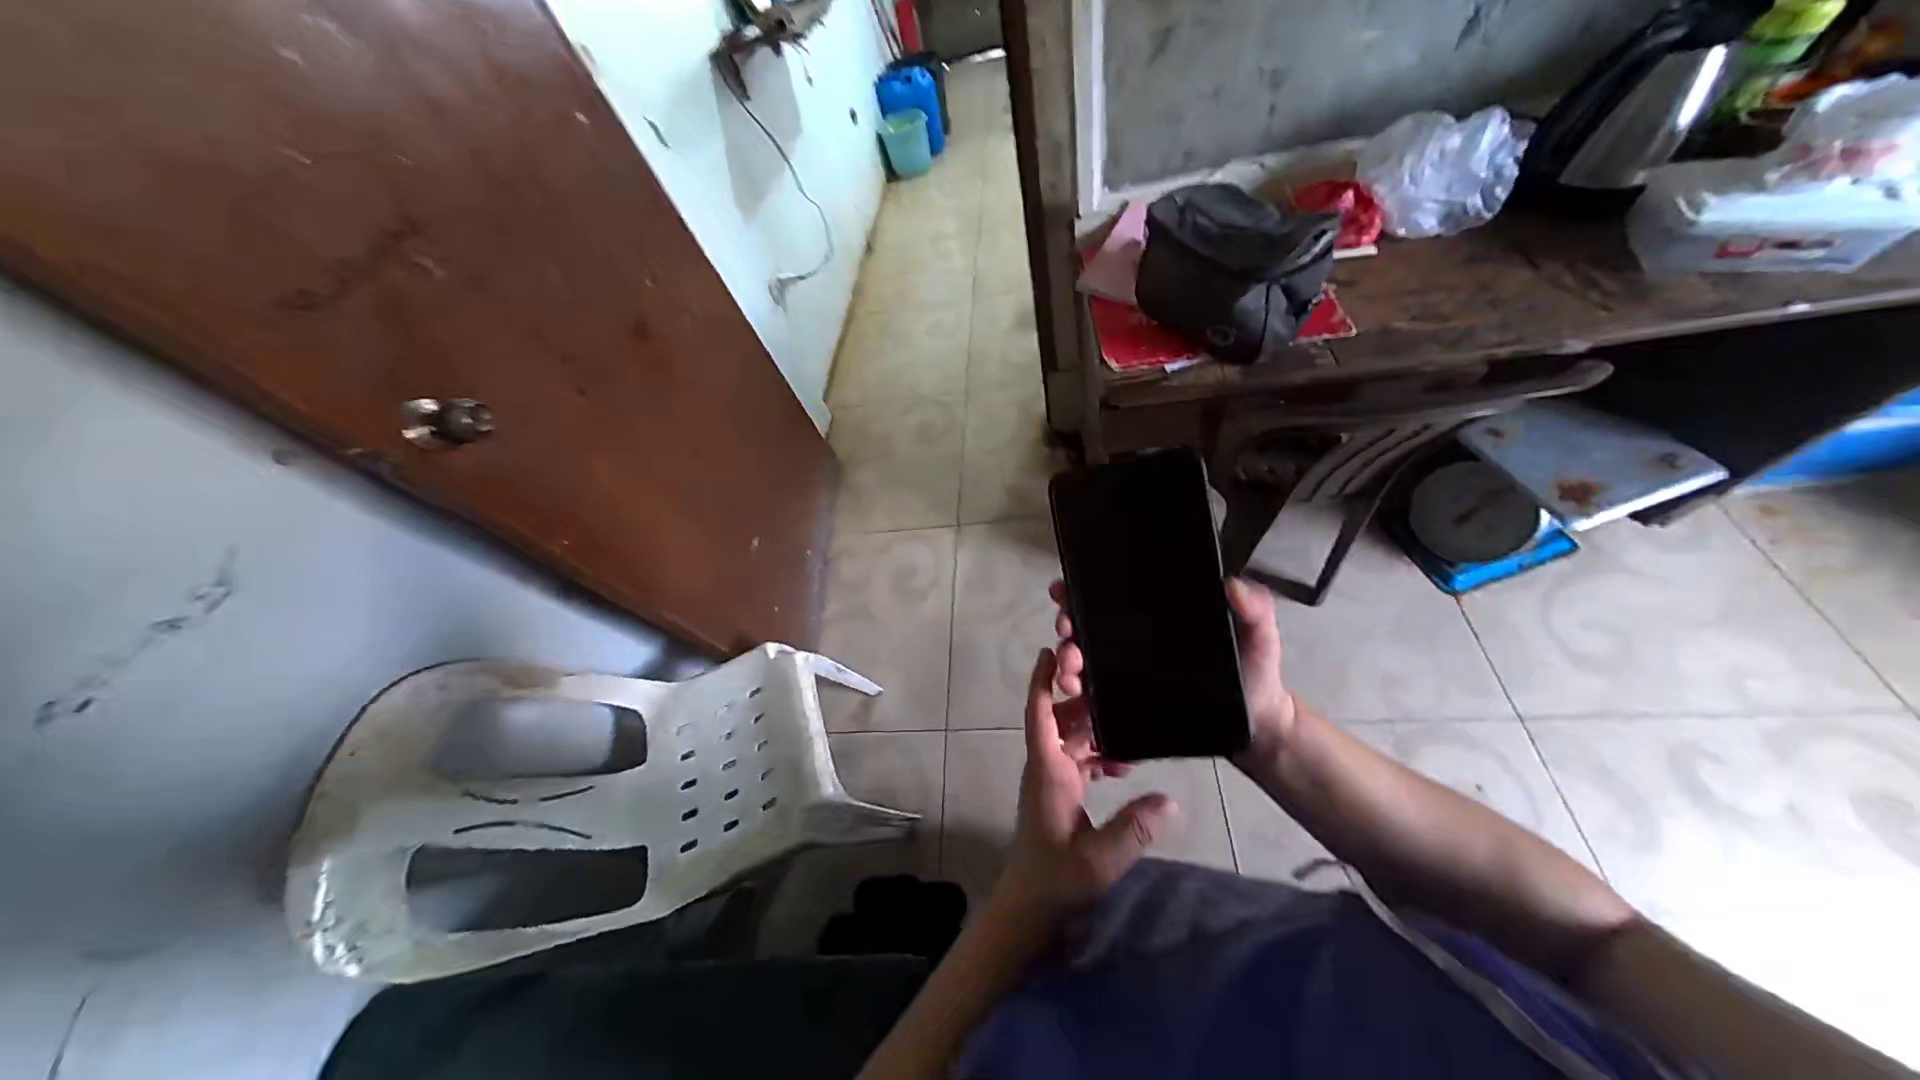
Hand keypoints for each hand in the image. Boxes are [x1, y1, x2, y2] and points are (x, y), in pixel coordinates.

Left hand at [994, 647, 1177, 918]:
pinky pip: (1080, 758)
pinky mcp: (1061, 792)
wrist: (1032, 906)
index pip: (1039, 716)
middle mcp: (1047, 767)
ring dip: (1095, 725)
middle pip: (1061, 720)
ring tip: (1129, 713)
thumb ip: (1133, 830)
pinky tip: (1128, 762)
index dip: (1042, 682)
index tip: (1050, 652)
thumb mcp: (1099, 859)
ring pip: (1072, 738)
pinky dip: (1100, 752)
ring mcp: (1053, 779)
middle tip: (1112, 675)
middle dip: (1081, 696)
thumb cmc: (1058, 879)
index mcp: (1047, 770)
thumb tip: (1170, 801)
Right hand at [1049, 578, 1297, 761]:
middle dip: (1066, 624)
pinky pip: (1092, 691)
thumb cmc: (1254, 676)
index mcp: (1156, 616)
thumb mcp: (1259, 638)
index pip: (1110, 596)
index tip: (1063, 589)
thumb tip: (1232, 584)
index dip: (1080, 589)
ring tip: (1071, 671)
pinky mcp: (1125, 701)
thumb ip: (1256, 611)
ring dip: (1066, 659)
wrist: (1256, 729)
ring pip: (1082, 657)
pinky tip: (1075, 690)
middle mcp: (1134, 639)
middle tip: (1067, 632)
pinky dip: (1076, 687)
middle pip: (1087, 624)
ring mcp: (1126, 670)